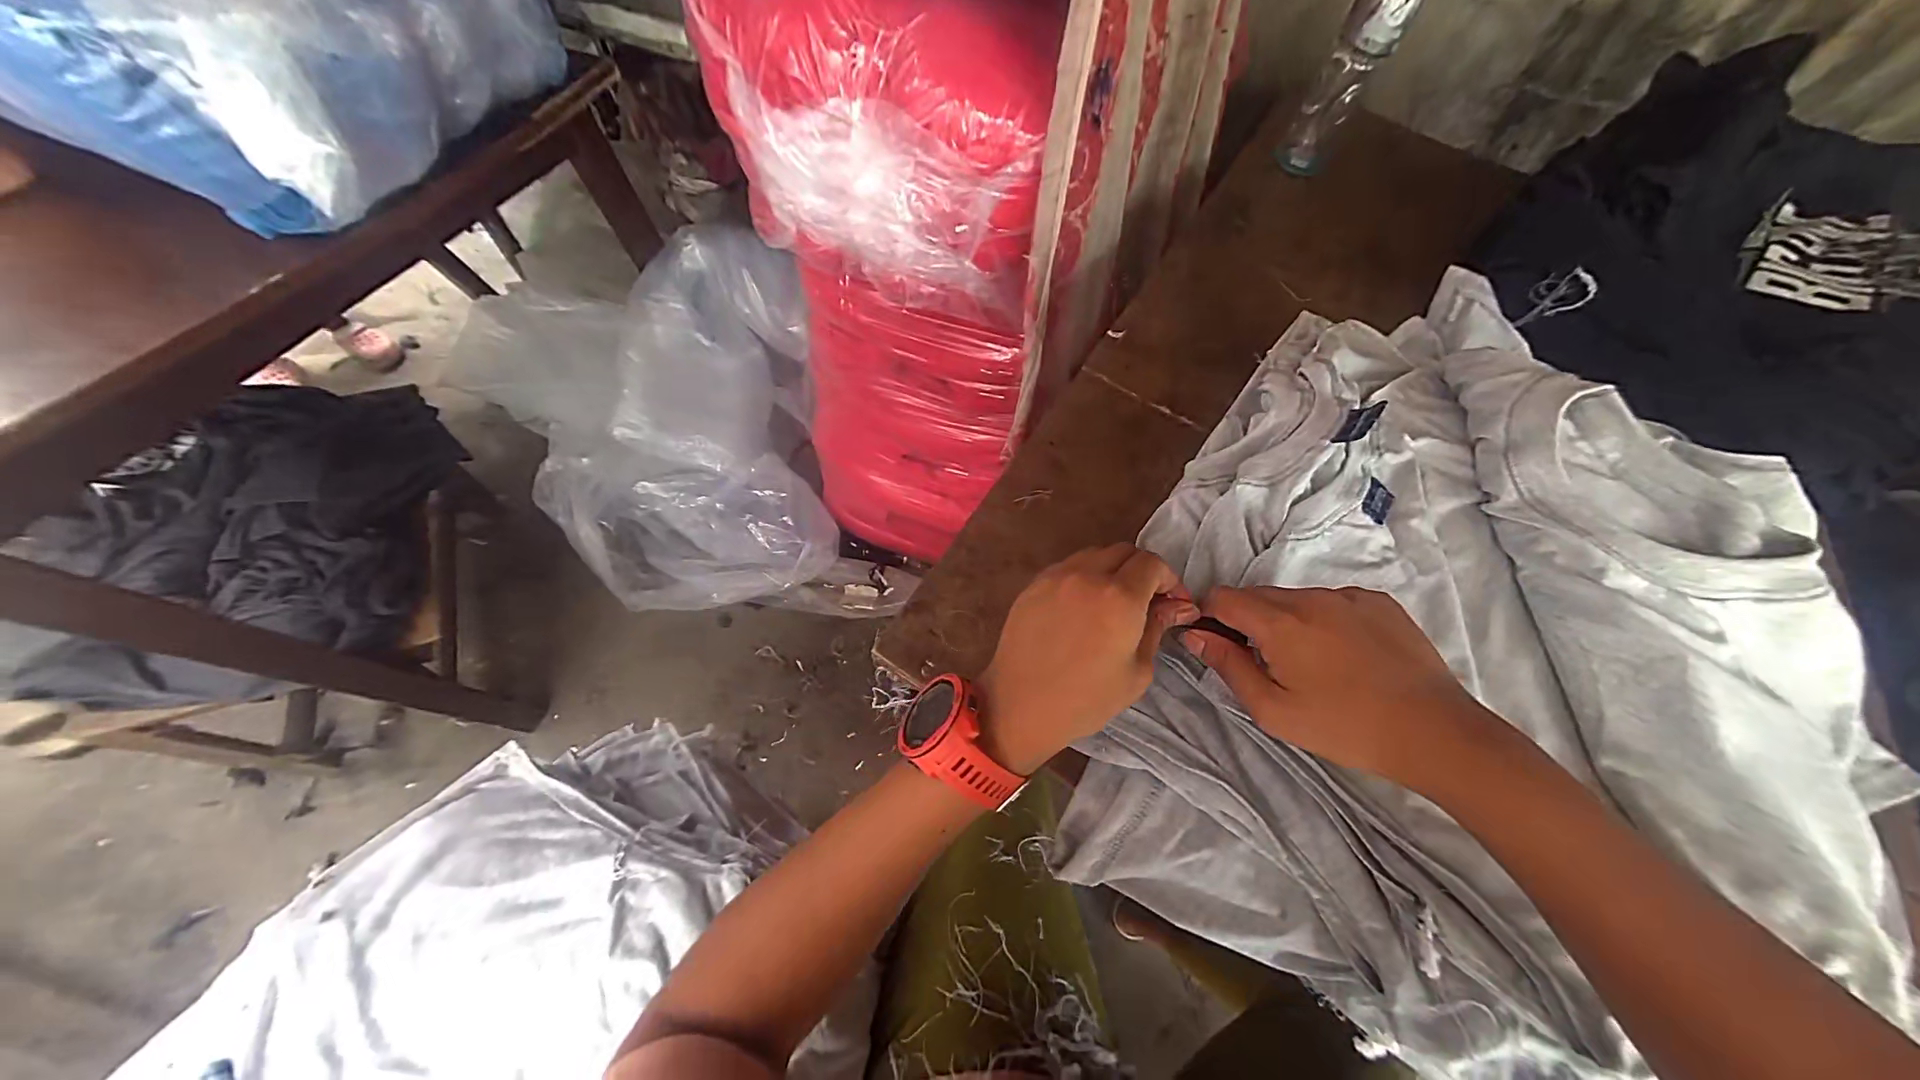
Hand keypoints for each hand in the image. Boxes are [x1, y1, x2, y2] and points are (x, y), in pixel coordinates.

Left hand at [976, 544, 1196, 773]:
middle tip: (1146, 601)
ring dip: (1111, 569)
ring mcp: (1056, 577)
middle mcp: (1087, 576)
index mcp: (1119, 597)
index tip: (1172, 602)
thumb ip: (1156, 628)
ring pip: (1094, 554)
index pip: (1152, 563)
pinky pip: (1067, 567)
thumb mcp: (1137, 671)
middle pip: (1124, 551)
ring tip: (1112, 602)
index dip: (1169, 579)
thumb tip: (1176, 606)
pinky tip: (1082, 607)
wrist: (1021, 705)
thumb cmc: (1086, 699)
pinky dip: (1084, 577)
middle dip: (1142, 570)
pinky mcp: (1034, 585)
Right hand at [1182, 585, 1502, 791]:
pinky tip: (1340, 655)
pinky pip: (1331, 601)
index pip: (1222, 597)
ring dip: (1284, 621)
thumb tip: (1194, 634)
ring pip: (1294, 598)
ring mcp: (1348, 596)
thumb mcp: (1272, 708)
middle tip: (1260, 662)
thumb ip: (1227, 665)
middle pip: (1256, 595)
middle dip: (1245, 621)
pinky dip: (1321, 620)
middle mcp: (1311, 597)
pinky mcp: (1378, 602)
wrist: (1434, 732)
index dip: (1208, 616)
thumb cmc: (1344, 727)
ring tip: (1307, 664)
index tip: (1214, 643)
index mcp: (1280, 622)